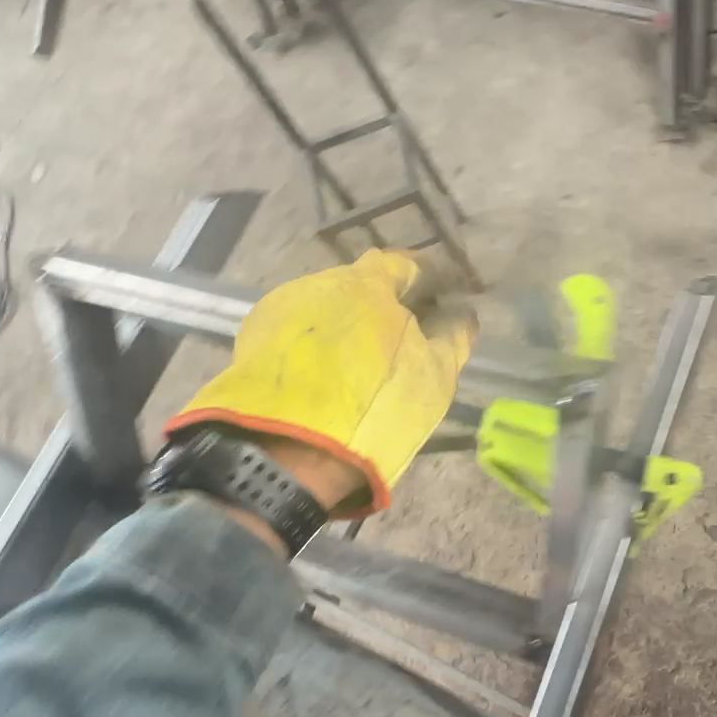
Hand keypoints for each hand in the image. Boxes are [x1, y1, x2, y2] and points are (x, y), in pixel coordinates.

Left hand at [167, 248, 476, 517]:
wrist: (291, 452)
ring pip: (328, 309)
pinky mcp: (254, 341)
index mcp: (365, 284)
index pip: (403, 264)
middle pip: (361, 284)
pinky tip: (330, 376)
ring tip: (366, 361)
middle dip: (386, 303)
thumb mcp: (435, 376)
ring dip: (350, 325)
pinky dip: (321, 346)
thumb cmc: (378, 407)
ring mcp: (280, 311)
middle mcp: (318, 285)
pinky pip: (301, 334)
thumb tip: (463, 314)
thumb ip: (454, 336)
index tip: (443, 298)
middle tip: (408, 334)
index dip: (427, 279)